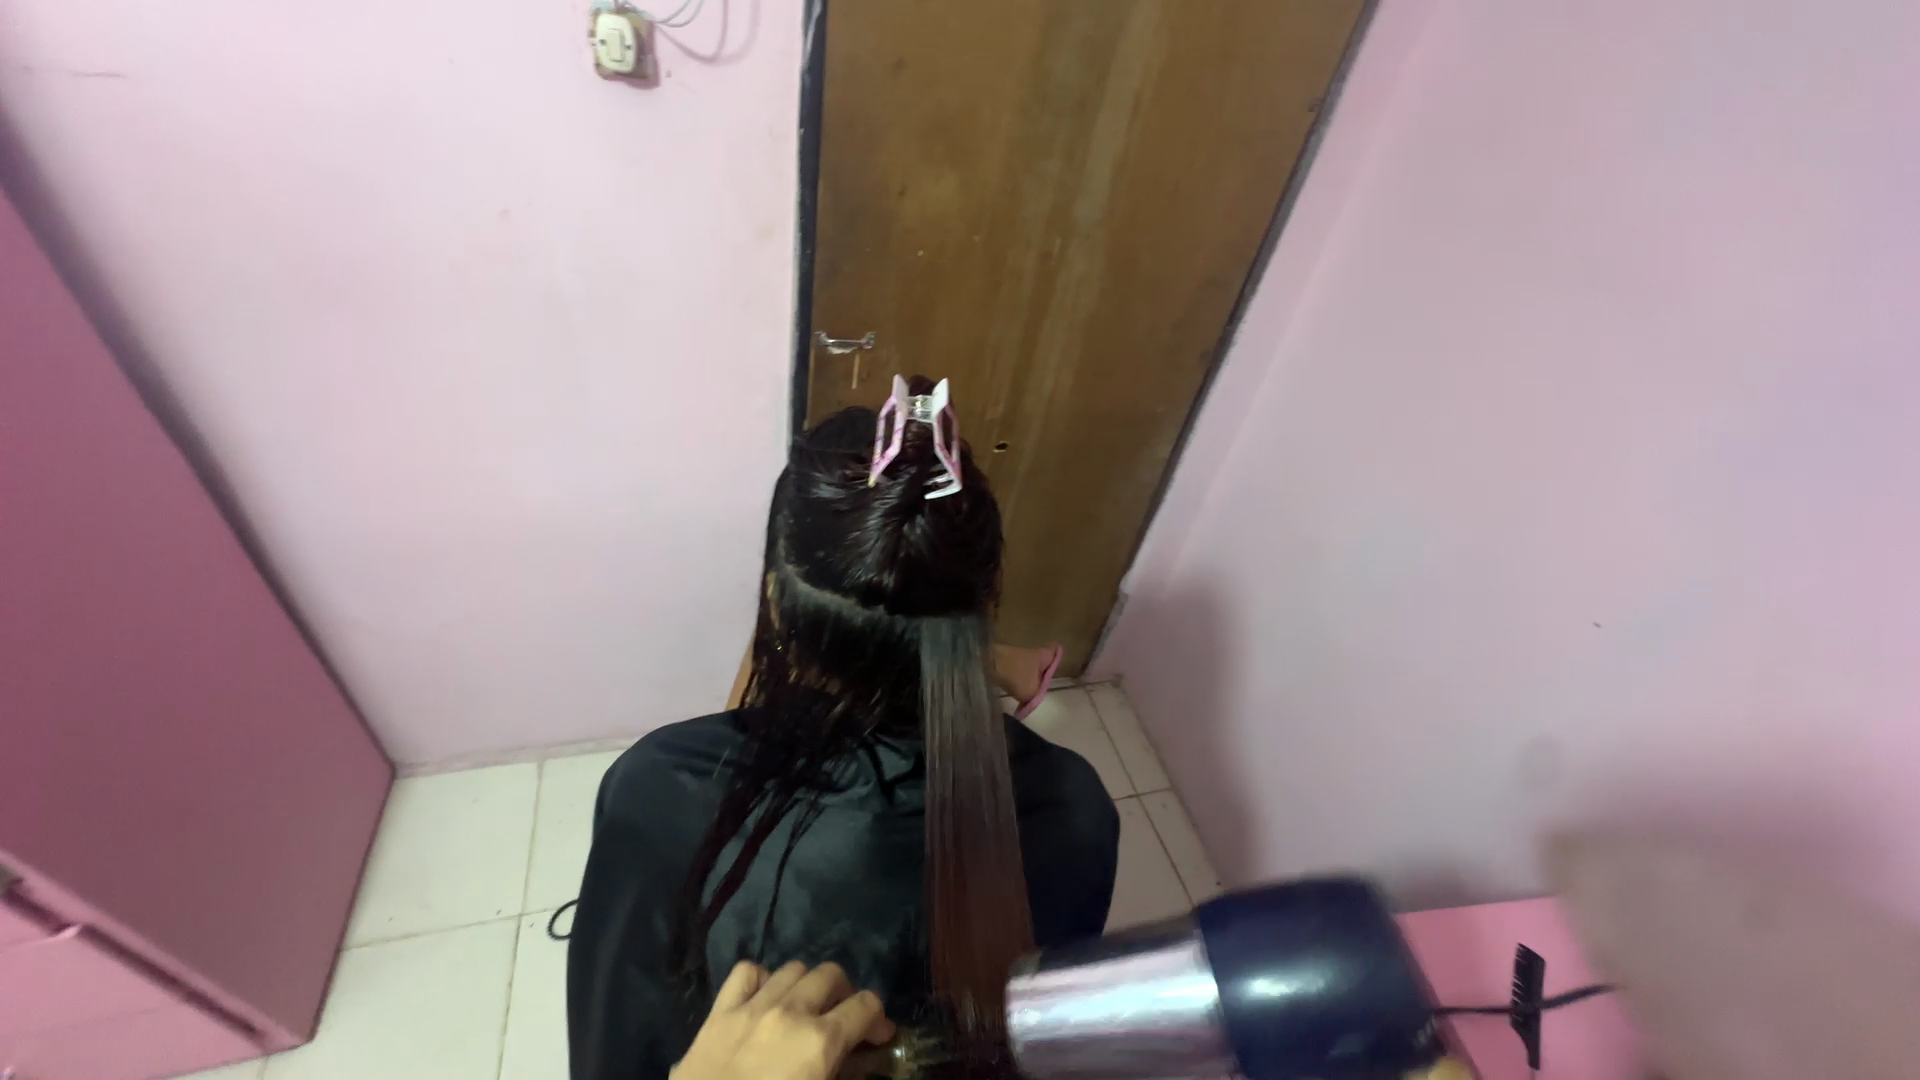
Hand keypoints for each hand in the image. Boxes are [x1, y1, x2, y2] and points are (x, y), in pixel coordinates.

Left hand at [672, 961, 895, 1079]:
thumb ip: (843, 1079)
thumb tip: (857, 1067)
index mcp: (820, 1042)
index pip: (866, 1005)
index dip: (878, 1020)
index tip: (879, 1039)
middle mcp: (791, 1012)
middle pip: (832, 974)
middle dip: (845, 995)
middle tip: (842, 1023)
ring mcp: (752, 1007)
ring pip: (793, 969)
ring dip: (806, 986)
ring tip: (804, 1012)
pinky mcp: (718, 1013)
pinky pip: (747, 973)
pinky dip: (762, 980)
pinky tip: (764, 1001)